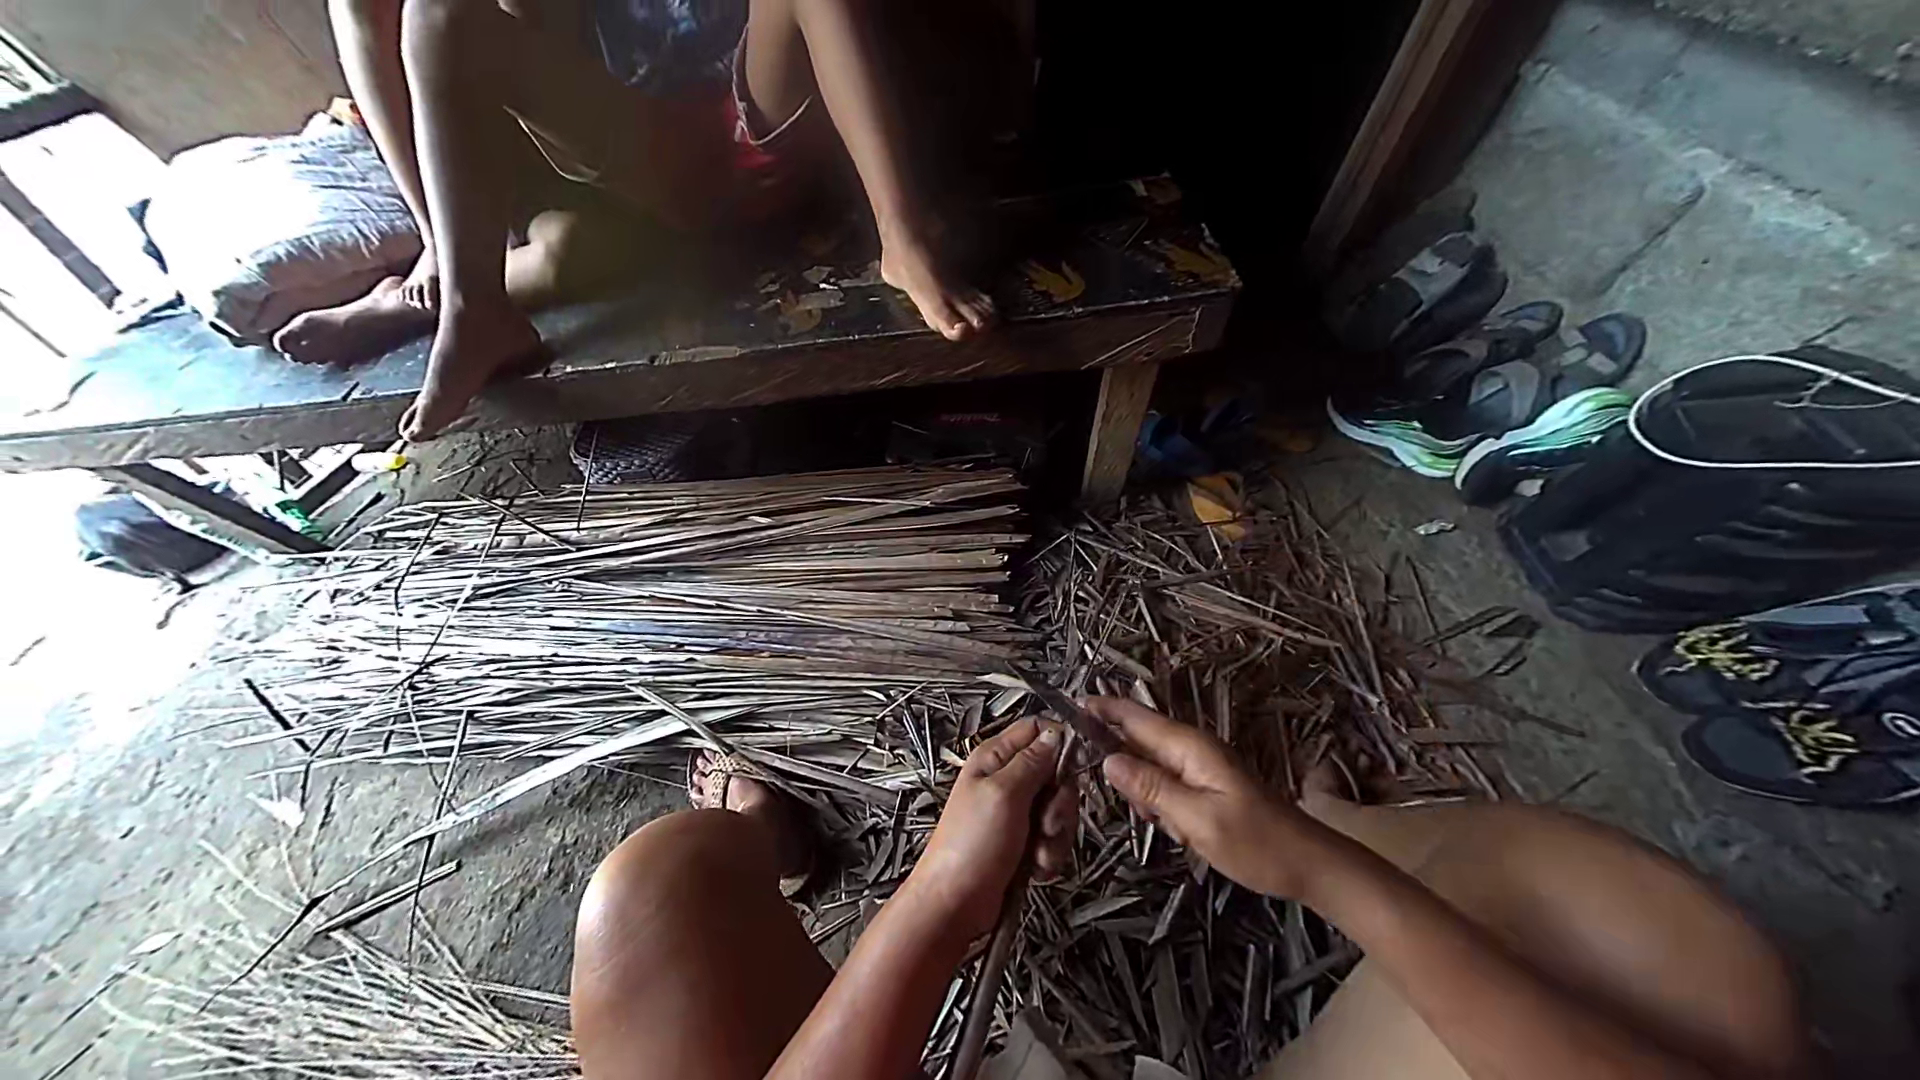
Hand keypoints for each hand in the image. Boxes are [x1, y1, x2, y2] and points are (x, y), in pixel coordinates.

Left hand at [907, 717, 1079, 939]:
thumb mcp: (1004, 794)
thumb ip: (1033, 761)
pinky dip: (1050, 855)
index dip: (1060, 746)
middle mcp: (1006, 780)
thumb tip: (1055, 734)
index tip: (1068, 770)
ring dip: (1056, 835)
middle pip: (1056, 773)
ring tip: (1036, 849)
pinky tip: (1034, 865)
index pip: (1038, 730)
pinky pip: (1054, 838)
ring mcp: (1015, 811)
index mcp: (995, 757)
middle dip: (1060, 803)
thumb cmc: (967, 848)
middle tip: (1046, 822)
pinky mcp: (1023, 840)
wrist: (956, 905)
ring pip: (1059, 809)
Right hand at [1086, 696, 1331, 899]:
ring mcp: (1198, 767)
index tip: (1069, 706)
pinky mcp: (1203, 785)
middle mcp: (1190, 748)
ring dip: (1142, 790)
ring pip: (1148, 765)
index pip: (1135, 717)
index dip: (1102, 709)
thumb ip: (1150, 788)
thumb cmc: (1256, 843)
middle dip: (1118, 759)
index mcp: (1188, 747)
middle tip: (1118, 791)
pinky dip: (1158, 803)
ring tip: (1162, 823)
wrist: (1311, 867)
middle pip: (1137, 738)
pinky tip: (1174, 828)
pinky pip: (1165, 784)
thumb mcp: (1197, 820)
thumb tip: (1108, 760)